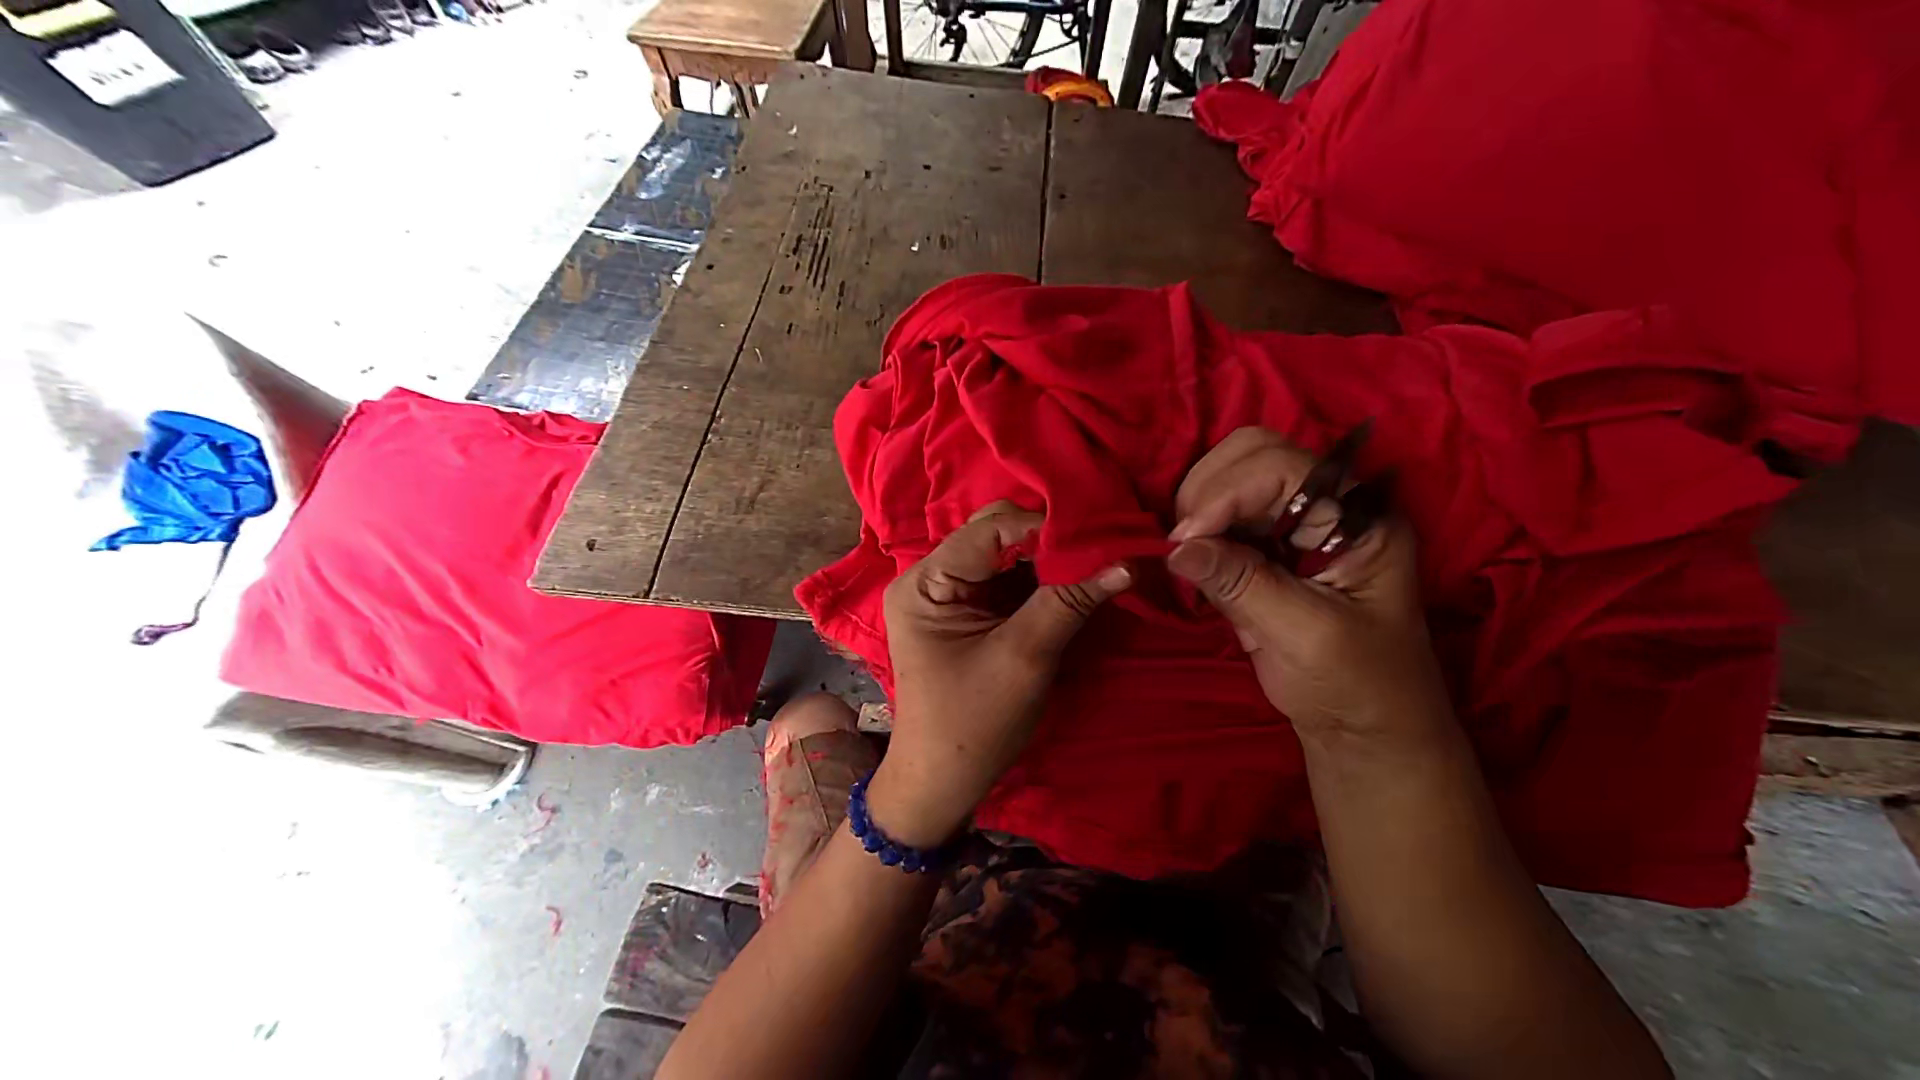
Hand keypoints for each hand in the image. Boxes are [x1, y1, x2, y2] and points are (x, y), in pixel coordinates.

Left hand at [867, 501, 1130, 847]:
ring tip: (1095, 558)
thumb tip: (1126, 562)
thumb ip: (1069, 603)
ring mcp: (946, 592)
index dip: (1045, 528)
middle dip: (1048, 538)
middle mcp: (929, 577)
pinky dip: (1039, 577)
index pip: (989, 530)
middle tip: (1100, 546)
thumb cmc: (974, 724)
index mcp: (925, 583)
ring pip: (1004, 551)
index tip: (1100, 536)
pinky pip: (1006, 577)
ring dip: (1048, 556)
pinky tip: (1073, 579)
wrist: (942, 779)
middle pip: (993, 532)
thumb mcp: (1024, 659)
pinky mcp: (965, 609)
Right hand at [1165, 428, 1452, 747]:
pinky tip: (1196, 567)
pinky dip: (1198, 534)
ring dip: (1198, 511)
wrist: (1364, 728)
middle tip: (1183, 543)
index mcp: (1359, 516)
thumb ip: (1244, 585)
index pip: (1283, 466)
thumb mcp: (1307, 637)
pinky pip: (1219, 517)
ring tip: (1190, 559)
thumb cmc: (1359, 685)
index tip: (1186, 540)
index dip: (1227, 492)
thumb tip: (1177, 549)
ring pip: (1228, 479)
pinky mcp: (1266, 546)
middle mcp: (1328, 505)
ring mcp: (1295, 523)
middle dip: (1207, 491)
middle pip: (1252, 454)